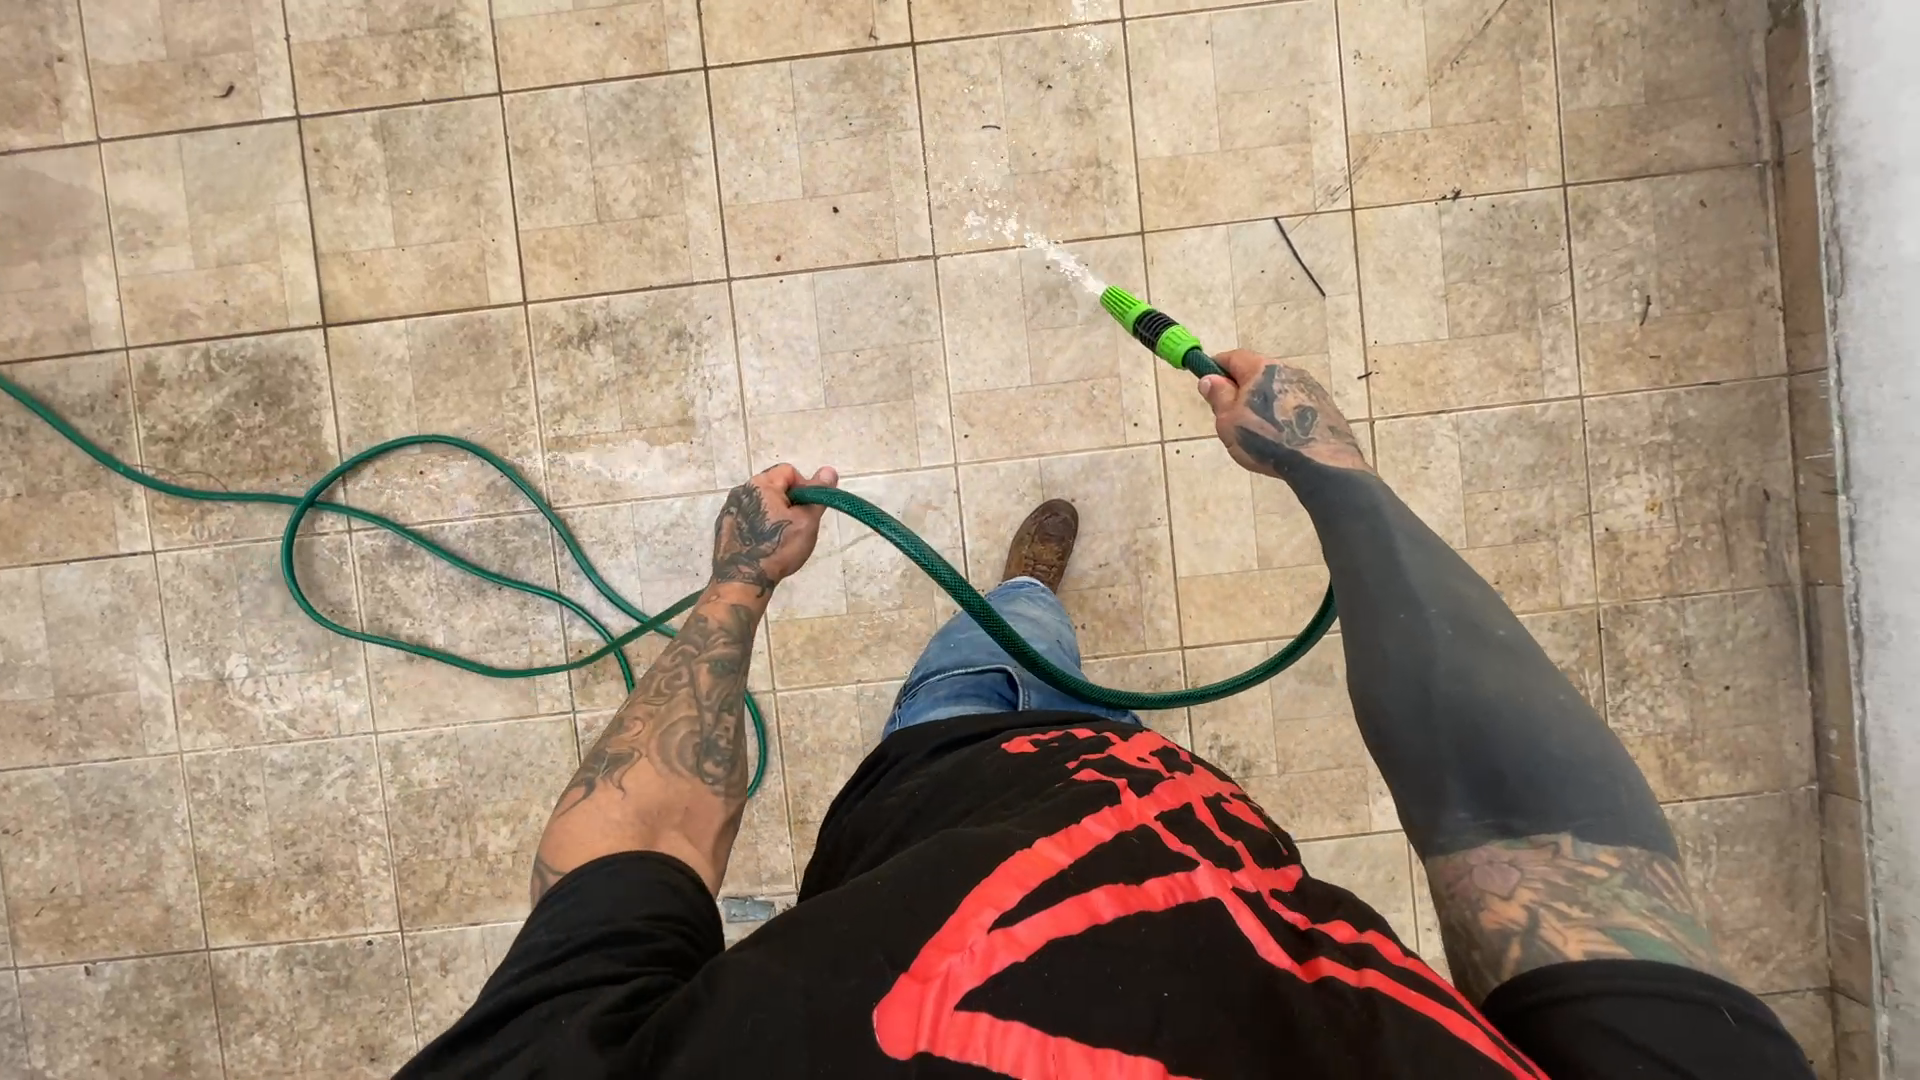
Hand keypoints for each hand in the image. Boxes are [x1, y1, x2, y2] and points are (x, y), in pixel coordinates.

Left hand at [710, 464, 837, 593]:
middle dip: (789, 502)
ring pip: (761, 504)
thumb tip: (829, 470)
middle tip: (797, 526)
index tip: (808, 511)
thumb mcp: (806, 521)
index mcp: (761, 484)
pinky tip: (763, 545)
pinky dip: (758, 526)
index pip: (789, 472)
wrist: (742, 578)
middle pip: (774, 487)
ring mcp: (729, 509)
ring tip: (780, 539)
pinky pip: (747, 518)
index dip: (804, 488)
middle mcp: (741, 490)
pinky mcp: (723, 526)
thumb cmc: (778, 547)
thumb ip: (818, 495)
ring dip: (773, 514)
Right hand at [1196, 350, 1369, 479]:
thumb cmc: (1264, 439)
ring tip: (1256, 428)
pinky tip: (1279, 434)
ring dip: (1263, 401)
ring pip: (1277, 388)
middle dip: (1241, 387)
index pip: (1234, 356)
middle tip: (1229, 412)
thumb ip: (1218, 396)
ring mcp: (1309, 387)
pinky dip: (1281, 412)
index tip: (1208, 379)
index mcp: (1261, 369)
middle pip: (1258, 372)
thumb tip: (1209, 378)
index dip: (1217, 365)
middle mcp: (1288, 370)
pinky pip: (1294, 403)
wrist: (1318, 460)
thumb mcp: (1229, 421)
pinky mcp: (1323, 405)